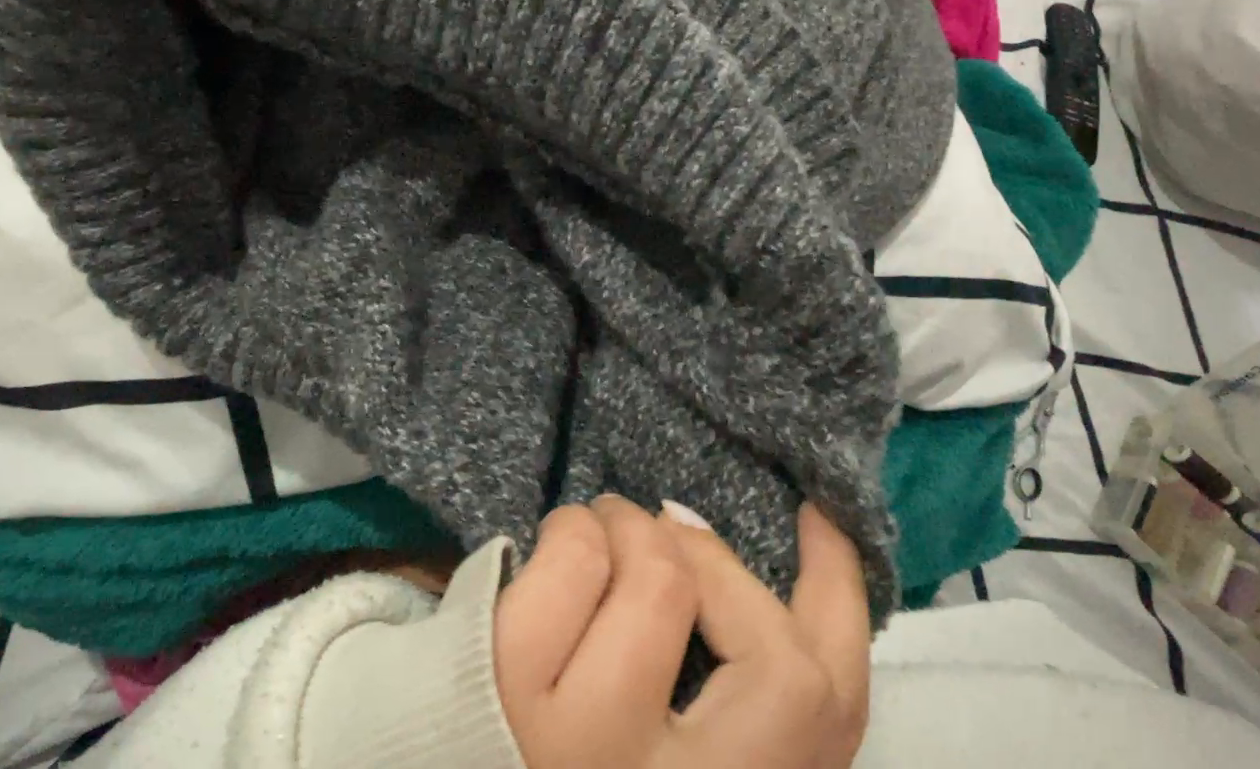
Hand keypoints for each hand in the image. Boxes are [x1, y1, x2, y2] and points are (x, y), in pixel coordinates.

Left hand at [493, 495, 870, 768]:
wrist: (420, 764)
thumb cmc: (549, 745)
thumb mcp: (655, 739)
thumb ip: (711, 691)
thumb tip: (706, 550)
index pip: (828, 716)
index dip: (840, 597)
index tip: (819, 516)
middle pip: (777, 663)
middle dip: (720, 566)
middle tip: (671, 531)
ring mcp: (586, 749)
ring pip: (663, 585)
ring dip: (634, 528)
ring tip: (604, 526)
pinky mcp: (505, 689)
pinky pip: (576, 563)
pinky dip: (574, 530)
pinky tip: (556, 542)